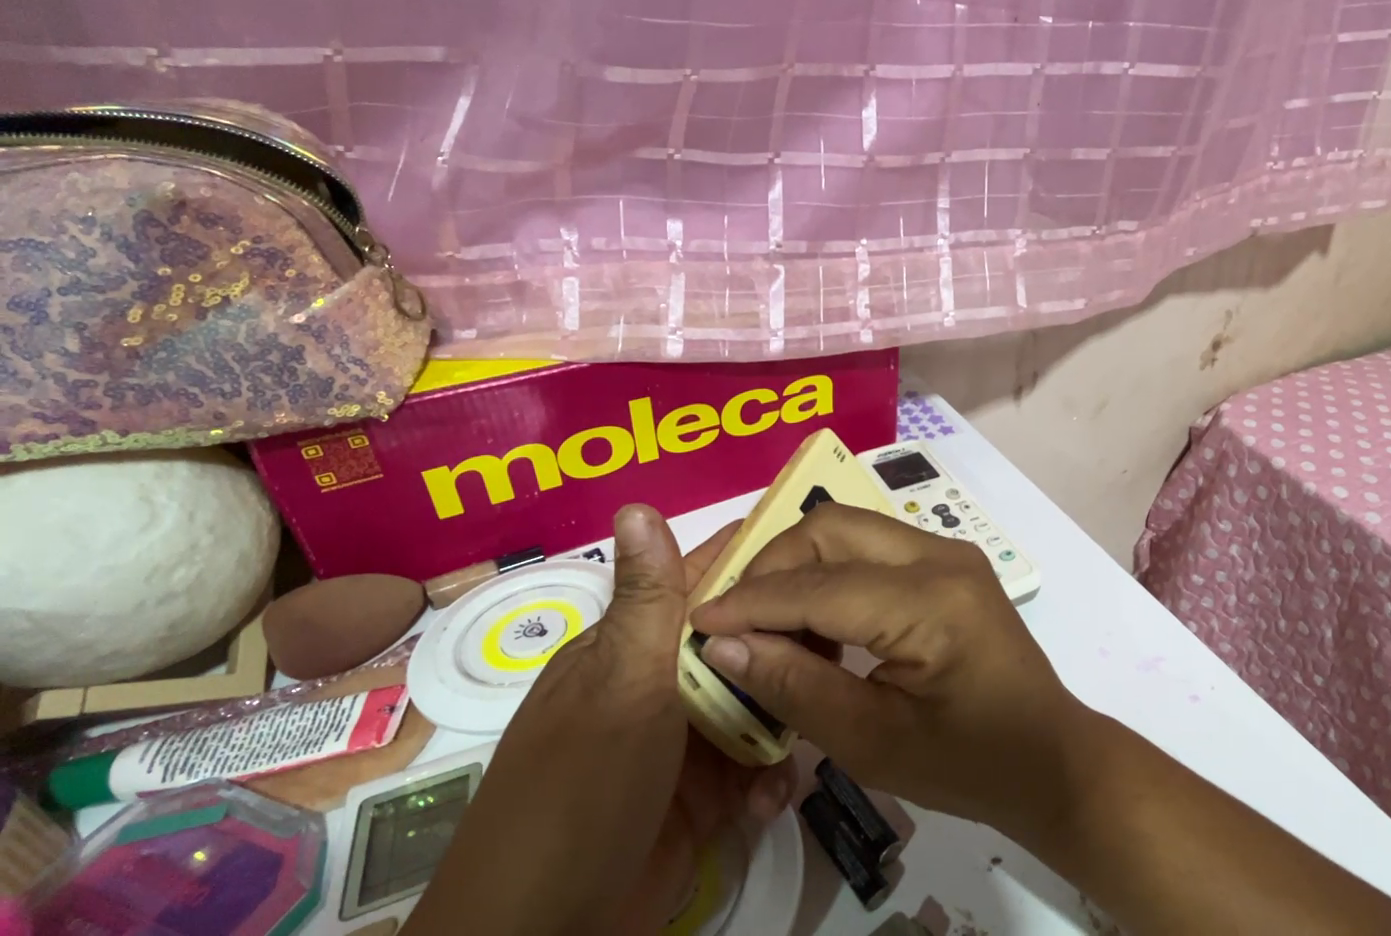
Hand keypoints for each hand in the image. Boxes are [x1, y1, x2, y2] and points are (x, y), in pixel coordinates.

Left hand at [405, 507, 793, 935]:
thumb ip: (650, 601)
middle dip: (788, 650)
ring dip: (784, 723)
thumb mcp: (622, 687)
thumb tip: (638, 501)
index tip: (825, 547)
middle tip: (843, 650)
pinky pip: (753, 771)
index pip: (703, 582)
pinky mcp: (699, 799)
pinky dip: (769, 781)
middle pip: (741, 646)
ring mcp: (680, 746)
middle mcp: (659, 687)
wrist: (543, 933)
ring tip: (812, 734)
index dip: (759, 561)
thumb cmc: (582, 791)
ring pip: (757, 708)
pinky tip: (771, 800)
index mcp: (633, 647)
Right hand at [687, 504, 1088, 837]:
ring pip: (848, 528)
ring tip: (770, 627)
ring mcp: (948, 553)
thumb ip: (796, 686)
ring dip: (800, 566)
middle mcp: (940, 557)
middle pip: (831, 527)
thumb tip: (723, 645)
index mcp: (930, 602)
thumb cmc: (967, 764)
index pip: (817, 586)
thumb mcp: (873, 743)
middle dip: (772, 566)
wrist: (1048, 759)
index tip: (695, 623)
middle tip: (735, 621)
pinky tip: (815, 623)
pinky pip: (871, 546)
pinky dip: (830, 573)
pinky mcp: (948, 563)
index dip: (750, 602)